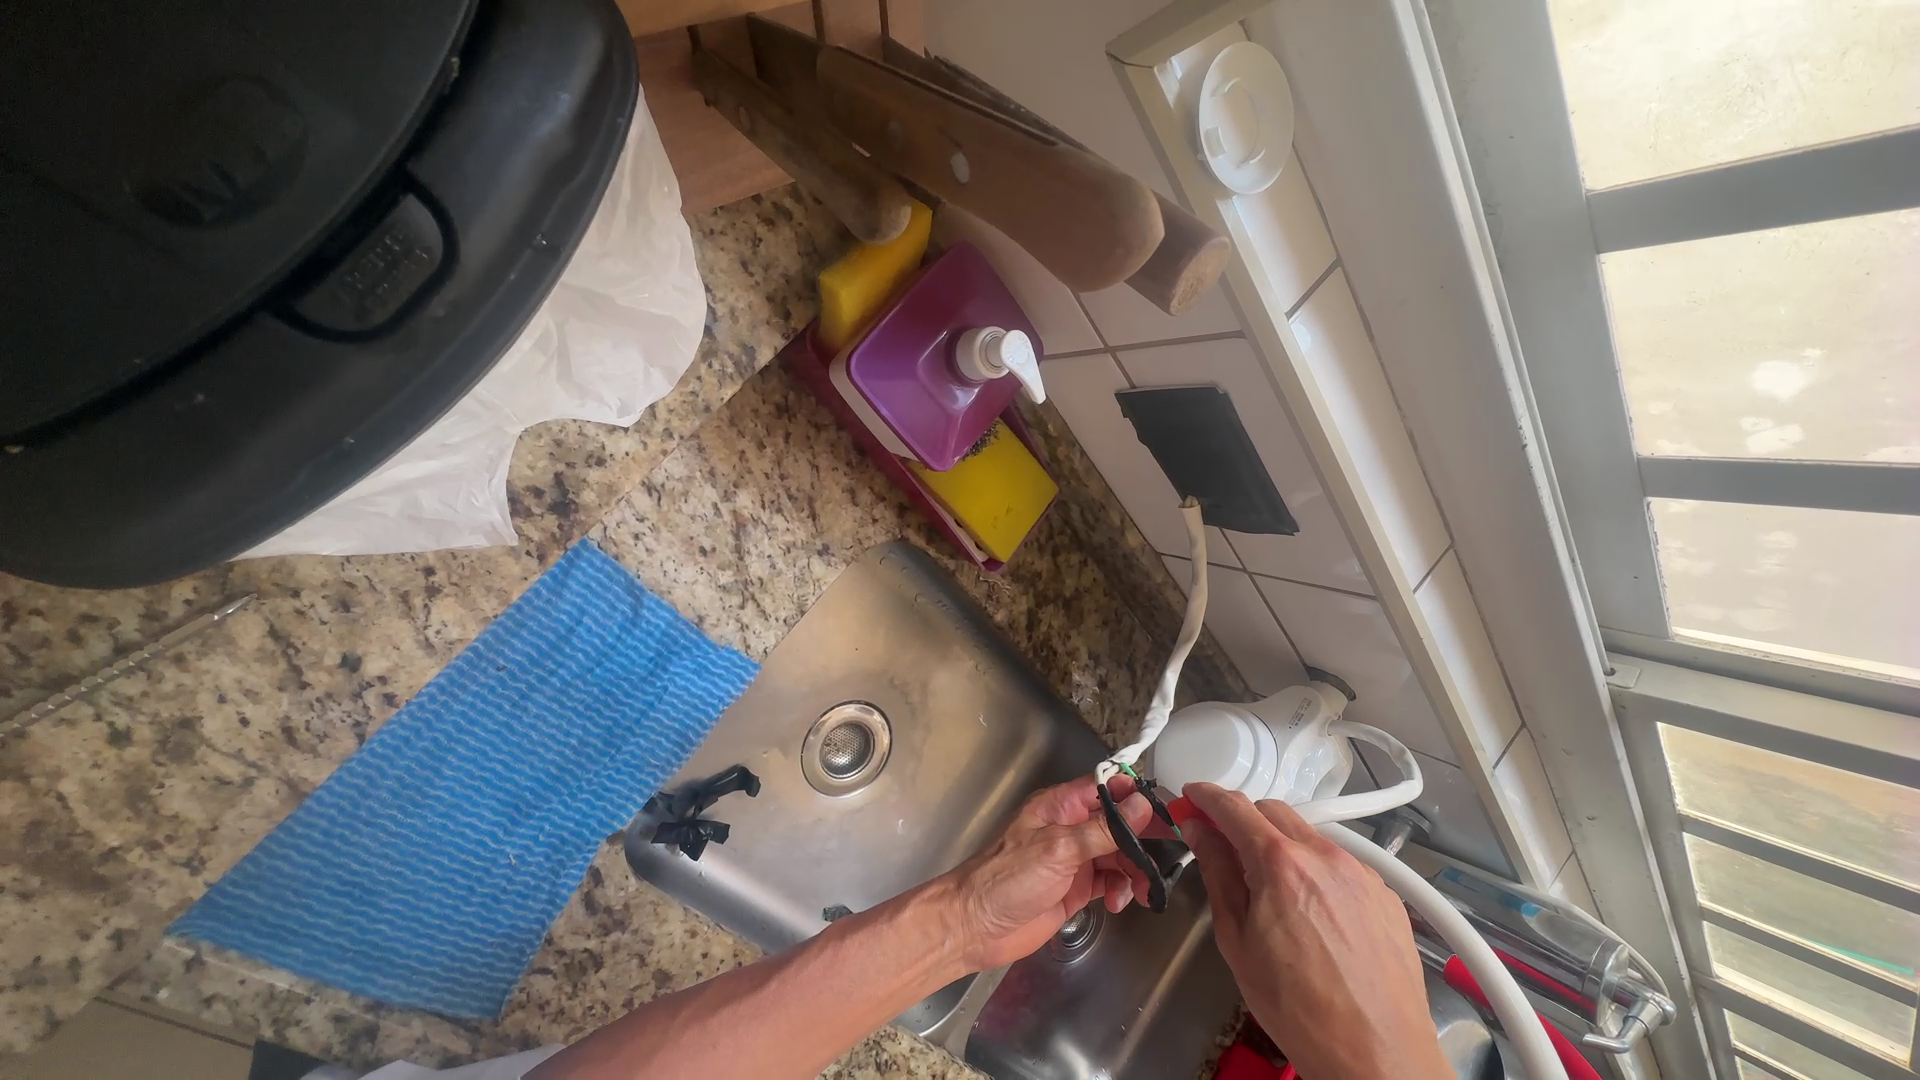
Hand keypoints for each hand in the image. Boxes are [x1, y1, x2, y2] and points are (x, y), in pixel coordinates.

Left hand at [932, 774, 1154, 971]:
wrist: (977, 926)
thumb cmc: (1007, 879)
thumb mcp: (1059, 849)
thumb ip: (1102, 829)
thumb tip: (1140, 803)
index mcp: (1059, 806)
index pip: (1104, 787)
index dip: (1133, 795)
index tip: (1161, 812)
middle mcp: (1069, 827)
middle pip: (1118, 823)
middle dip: (1141, 840)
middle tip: (1162, 859)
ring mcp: (1074, 858)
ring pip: (1118, 854)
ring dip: (1135, 869)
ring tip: (1141, 890)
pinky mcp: (1076, 887)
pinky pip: (1110, 880)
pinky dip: (1121, 889)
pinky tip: (1119, 902)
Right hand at [1183, 783, 1450, 1079]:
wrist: (1378, 1058)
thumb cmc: (1301, 1010)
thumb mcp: (1236, 940)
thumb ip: (1217, 873)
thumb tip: (1200, 834)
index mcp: (1280, 865)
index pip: (1233, 807)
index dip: (1206, 797)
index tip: (1192, 799)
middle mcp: (1324, 857)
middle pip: (1272, 810)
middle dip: (1242, 818)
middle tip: (1221, 842)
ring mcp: (1360, 873)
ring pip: (1307, 835)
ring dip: (1280, 843)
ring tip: (1269, 886)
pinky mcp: (1385, 894)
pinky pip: (1339, 863)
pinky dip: (1315, 868)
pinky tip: (1309, 908)